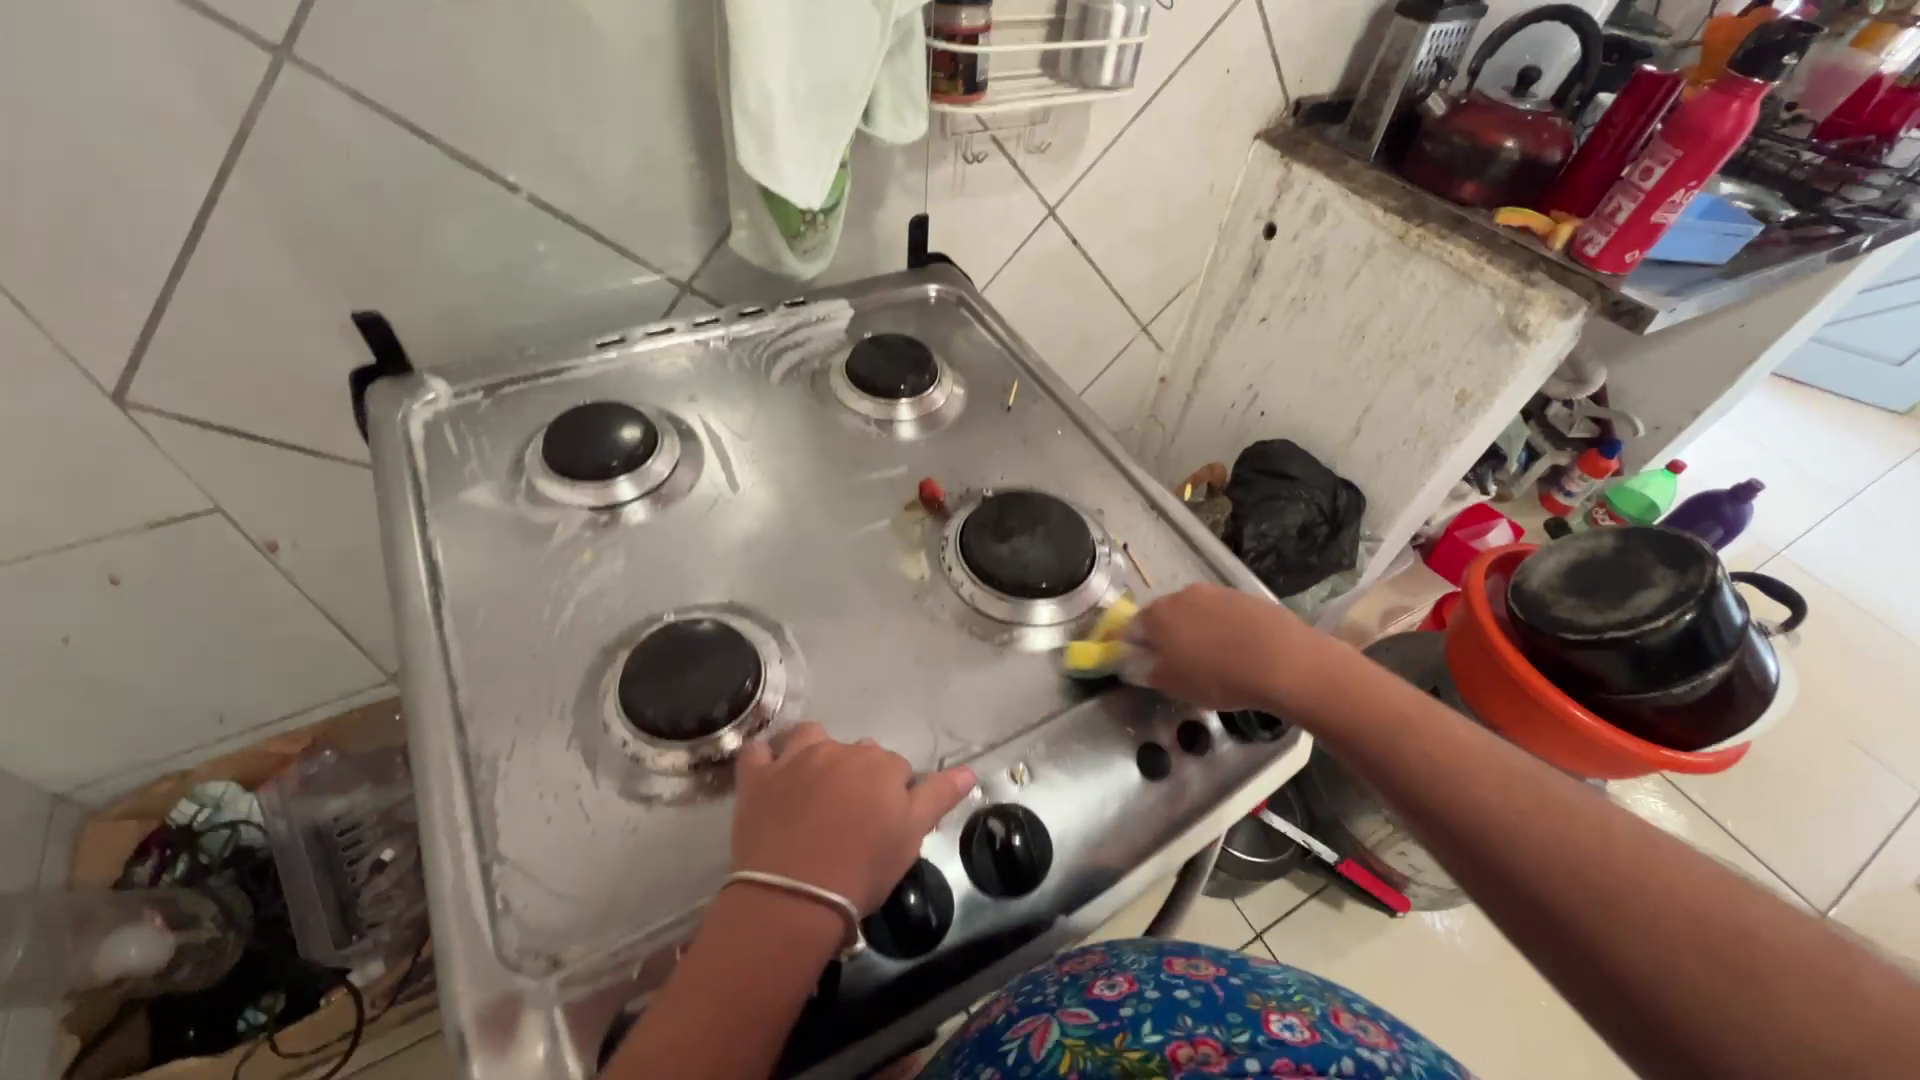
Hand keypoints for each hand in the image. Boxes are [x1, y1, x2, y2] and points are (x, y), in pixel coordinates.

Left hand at [733, 723, 976, 914]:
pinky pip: (758, 751)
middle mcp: (839, 750)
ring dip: (815, 753)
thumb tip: (969, 770)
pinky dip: (766, 759)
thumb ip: (939, 796)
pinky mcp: (756, 777)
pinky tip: (771, 776)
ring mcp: (793, 759)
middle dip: (858, 776)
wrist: (795, 897)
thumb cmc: (862, 870)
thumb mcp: (912, 836)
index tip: (884, 825)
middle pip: (856, 753)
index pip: (896, 768)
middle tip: (852, 818)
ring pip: (810, 739)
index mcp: (880, 764)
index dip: (893, 795)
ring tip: (814, 789)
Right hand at [1129, 584, 1313, 710]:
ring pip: (1193, 612)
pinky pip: (1221, 613)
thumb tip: (1129, 662)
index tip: (1137, 664)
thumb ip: (1142, 670)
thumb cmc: (1218, 677)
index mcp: (1156, 615)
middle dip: (1163, 637)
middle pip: (1162, 616)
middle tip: (1175, 664)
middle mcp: (1181, 595)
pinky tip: (1236, 650)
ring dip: (1193, 631)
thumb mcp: (1172, 684)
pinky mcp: (1245, 596)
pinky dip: (1220, 628)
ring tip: (1210, 658)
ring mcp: (1216, 592)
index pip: (1129, 628)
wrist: (1285, 661)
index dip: (1129, 647)